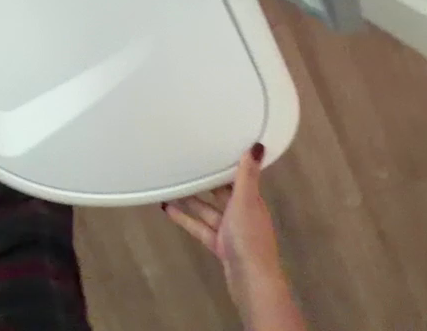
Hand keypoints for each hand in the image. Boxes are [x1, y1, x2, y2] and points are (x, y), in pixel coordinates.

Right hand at [166, 144, 305, 330]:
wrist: (251, 281)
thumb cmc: (249, 237)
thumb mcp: (246, 201)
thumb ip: (247, 175)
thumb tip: (258, 145)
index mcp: (251, 201)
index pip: (237, 176)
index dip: (224, 163)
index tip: (208, 146)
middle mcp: (242, 213)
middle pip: (220, 193)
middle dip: (203, 181)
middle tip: (183, 164)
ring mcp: (231, 231)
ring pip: (207, 210)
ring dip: (190, 199)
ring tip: (169, 186)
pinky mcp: (220, 246)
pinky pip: (200, 227)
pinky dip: (186, 218)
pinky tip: (168, 209)